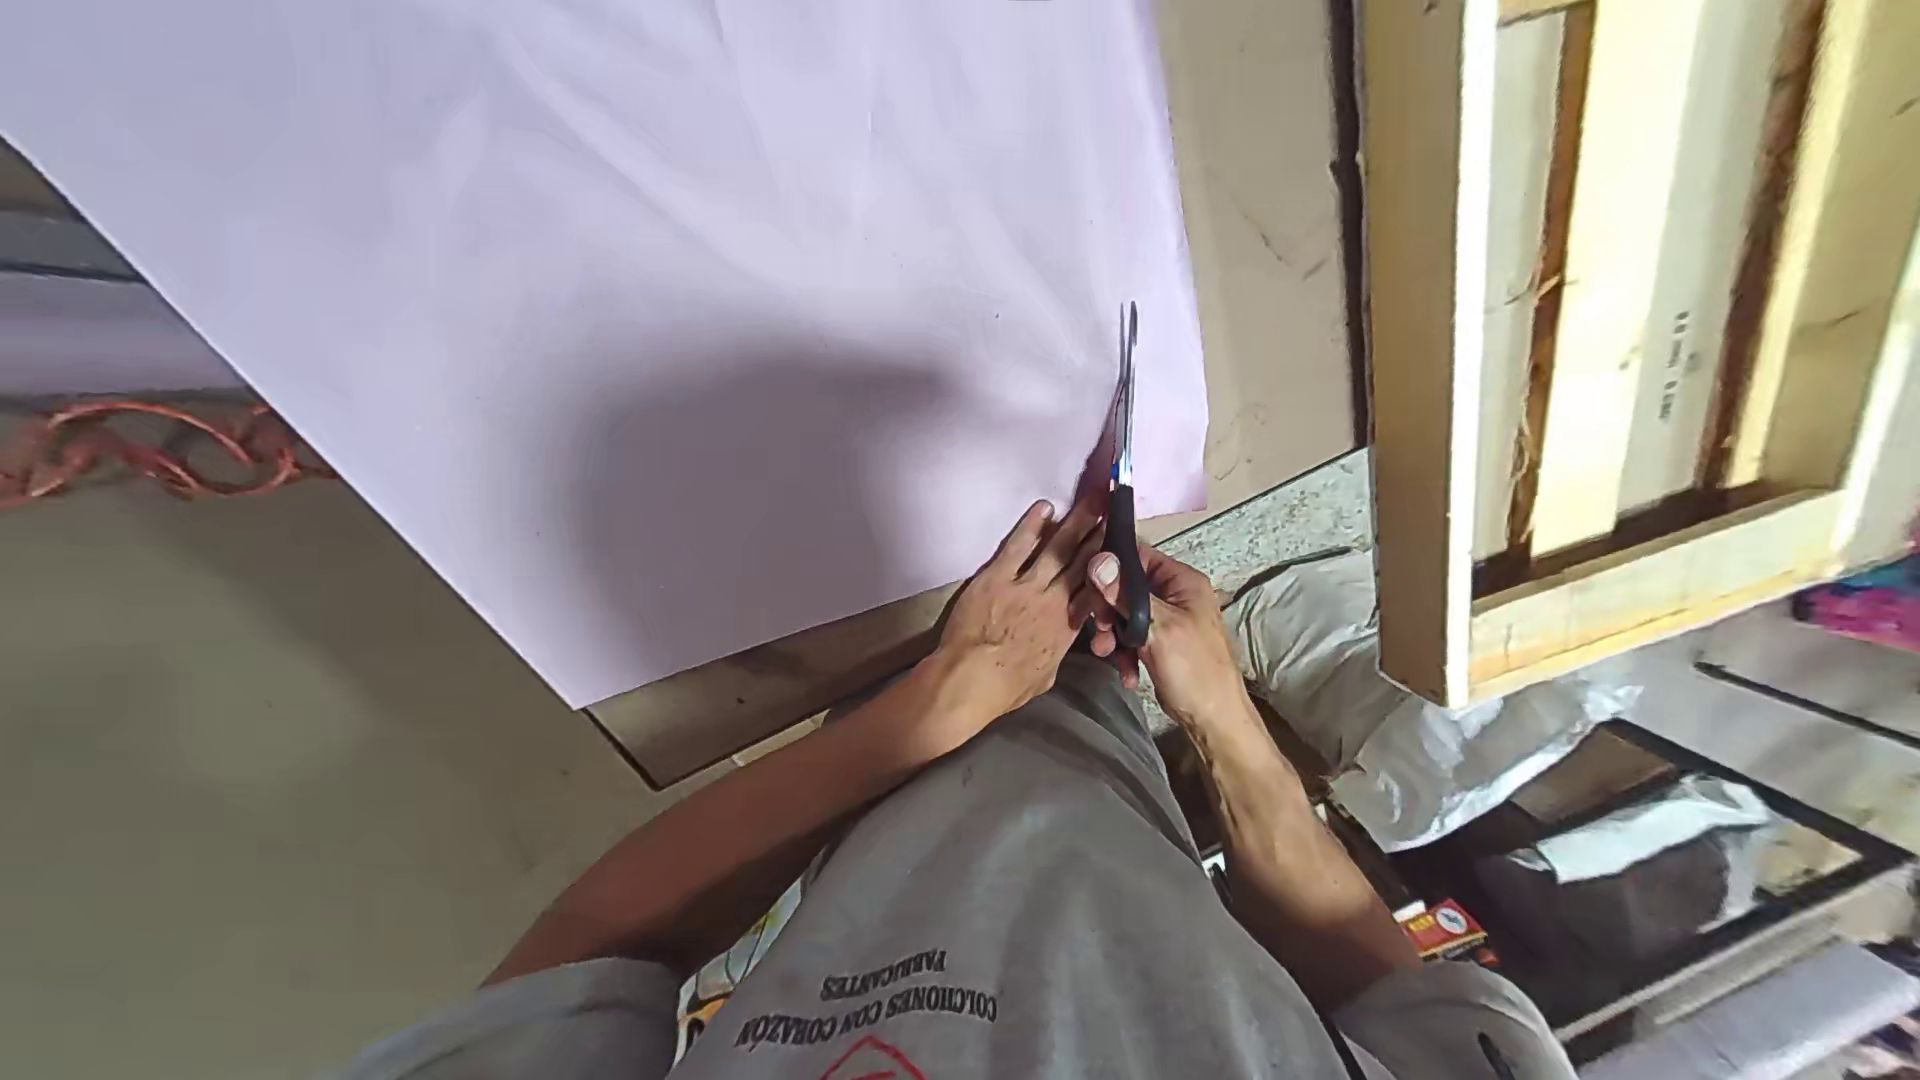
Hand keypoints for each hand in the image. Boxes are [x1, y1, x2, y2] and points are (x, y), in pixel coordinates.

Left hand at [925, 496, 1105, 734]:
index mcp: (1066, 627)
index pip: (1094, 590)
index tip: (1117, 548)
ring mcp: (1025, 585)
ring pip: (1056, 548)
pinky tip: (1045, 508)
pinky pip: (1018, 545)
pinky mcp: (996, 576)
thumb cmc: (1006, 687)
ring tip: (1091, 502)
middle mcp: (1053, 601)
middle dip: (1097, 535)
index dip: (1106, 567)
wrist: (970, 679)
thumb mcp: (1046, 674)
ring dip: (1075, 522)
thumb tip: (1062, 637)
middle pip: (1081, 562)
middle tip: (1110, 511)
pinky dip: (1031, 525)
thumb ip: (1057, 649)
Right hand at [1085, 544, 1252, 730]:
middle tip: (1100, 629)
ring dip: (1113, 634)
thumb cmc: (1193, 668)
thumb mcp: (1157, 627)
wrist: (1213, 719)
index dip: (1111, 569)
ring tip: (1107, 655)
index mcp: (1182, 581)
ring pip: (1125, 614)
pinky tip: (1126, 672)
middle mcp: (1175, 594)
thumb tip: (1098, 559)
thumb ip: (1125, 594)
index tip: (1090, 588)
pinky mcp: (1159, 642)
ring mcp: (1167, 618)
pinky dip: (1124, 651)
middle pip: (1126, 587)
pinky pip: (1131, 636)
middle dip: (1108, 610)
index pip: (1138, 556)